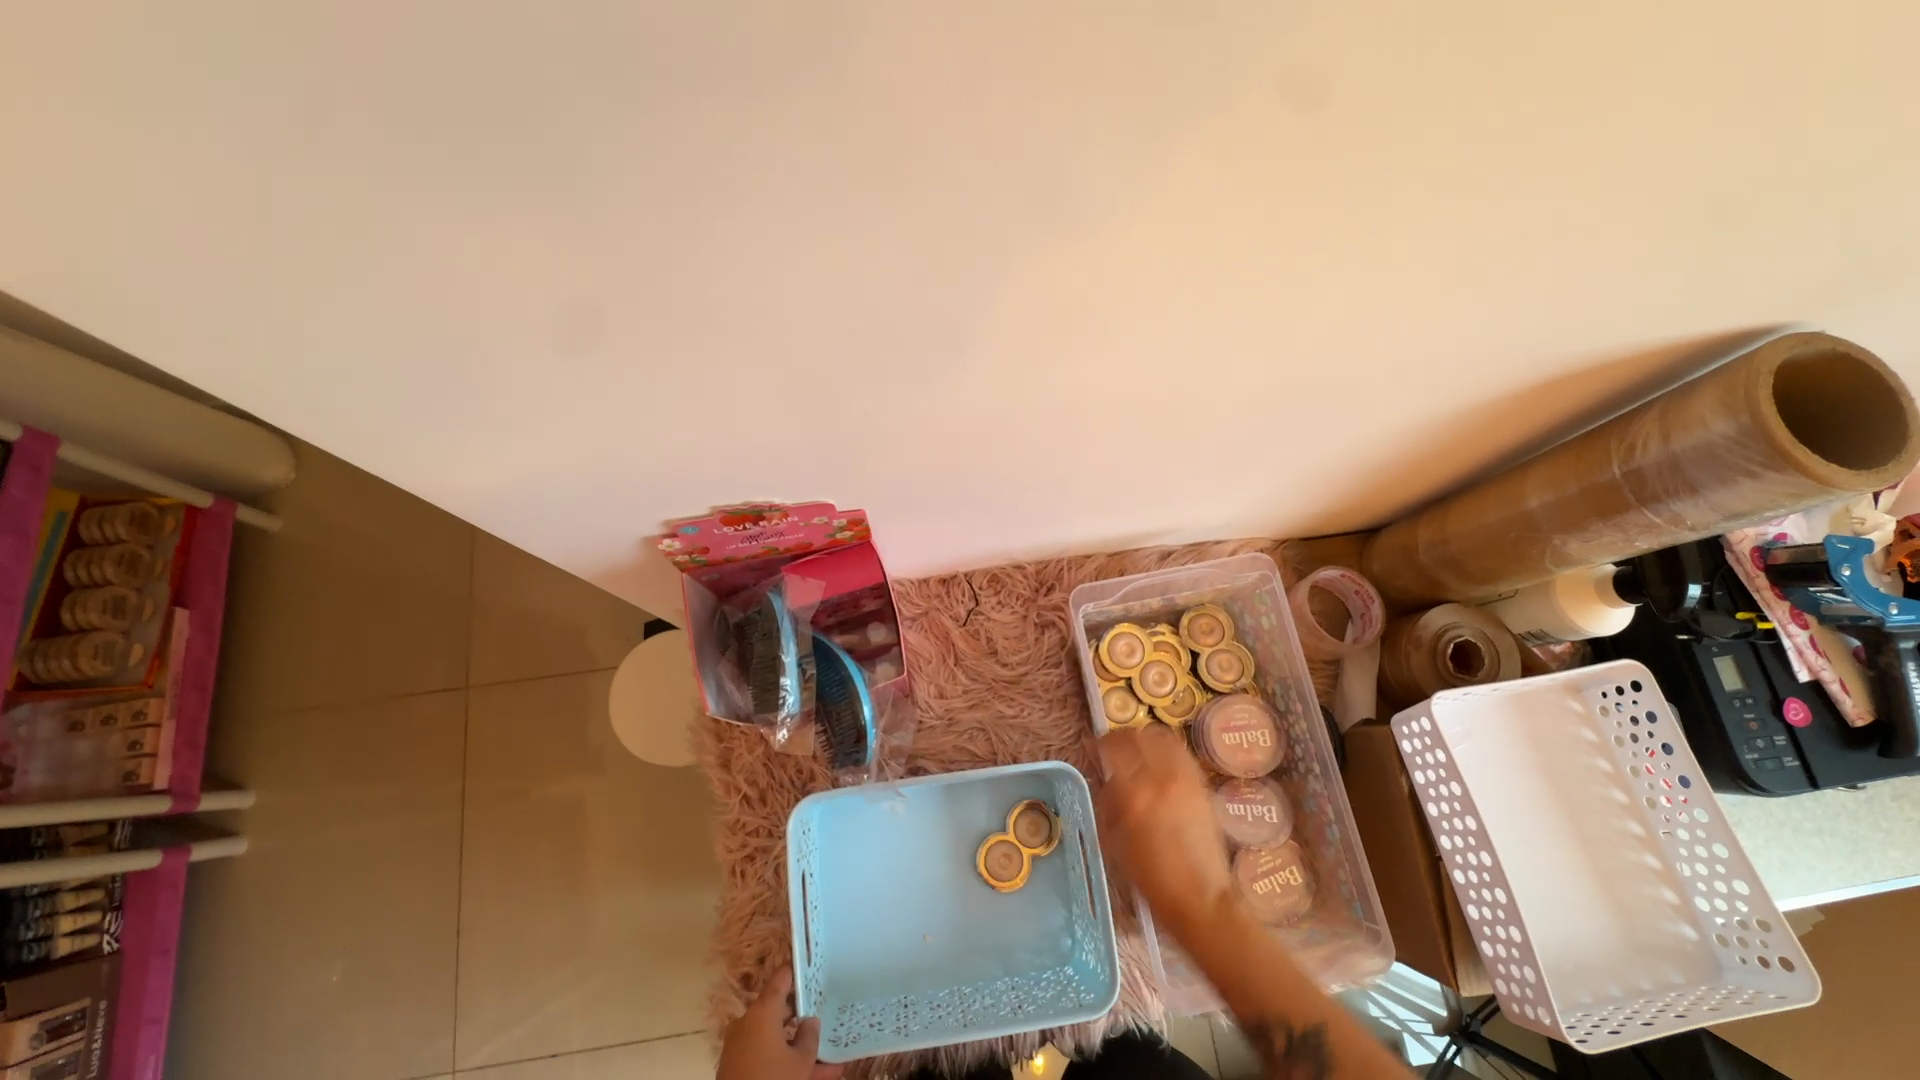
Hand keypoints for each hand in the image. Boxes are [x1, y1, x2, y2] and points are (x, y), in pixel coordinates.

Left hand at [716, 968, 843, 1079]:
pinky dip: (783, 1057)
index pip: (780, 978)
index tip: (809, 962)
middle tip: (824, 1012)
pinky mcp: (736, 1064)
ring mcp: (739, 1044)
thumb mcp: (800, 1061)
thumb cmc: (773, 1079)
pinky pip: (765, 1053)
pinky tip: (811, 1071)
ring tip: (828, 1056)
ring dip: (797, 1044)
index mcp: (762, 1012)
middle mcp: (747, 1022)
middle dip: (801, 1015)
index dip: (796, 969)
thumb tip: (810, 1020)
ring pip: (775, 1037)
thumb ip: (809, 1036)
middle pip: (778, 1009)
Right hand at [1096, 726, 1235, 938]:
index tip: (1094, 746)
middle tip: (1112, 745)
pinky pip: (1182, 753)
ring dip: (1145, 737)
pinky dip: (1167, 749)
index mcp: (1134, 794)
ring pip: (1163, 738)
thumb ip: (1109, 805)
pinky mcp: (1202, 786)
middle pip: (1139, 736)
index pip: (1114, 748)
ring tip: (1136, 748)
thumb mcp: (1115, 842)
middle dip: (1121, 736)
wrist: (1200, 896)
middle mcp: (1161, 778)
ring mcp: (1185, 779)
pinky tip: (1160, 760)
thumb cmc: (1151, 877)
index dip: (1101, 742)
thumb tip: (1108, 782)